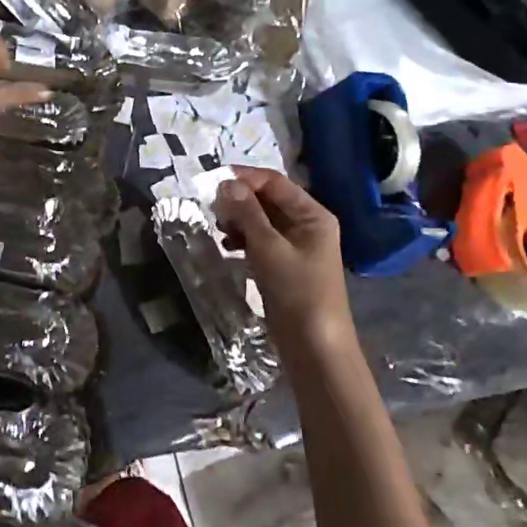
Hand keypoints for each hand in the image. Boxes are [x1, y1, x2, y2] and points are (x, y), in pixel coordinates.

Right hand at [214, 167, 355, 358]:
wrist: (315, 349)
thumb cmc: (297, 293)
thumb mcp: (269, 249)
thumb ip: (247, 214)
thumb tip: (226, 184)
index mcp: (312, 215)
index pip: (275, 182)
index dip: (245, 177)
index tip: (213, 180)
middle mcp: (307, 225)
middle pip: (269, 199)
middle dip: (240, 199)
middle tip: (212, 207)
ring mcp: (296, 246)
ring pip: (262, 220)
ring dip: (239, 219)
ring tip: (218, 227)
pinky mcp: (285, 266)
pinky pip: (261, 241)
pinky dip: (244, 239)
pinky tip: (227, 245)